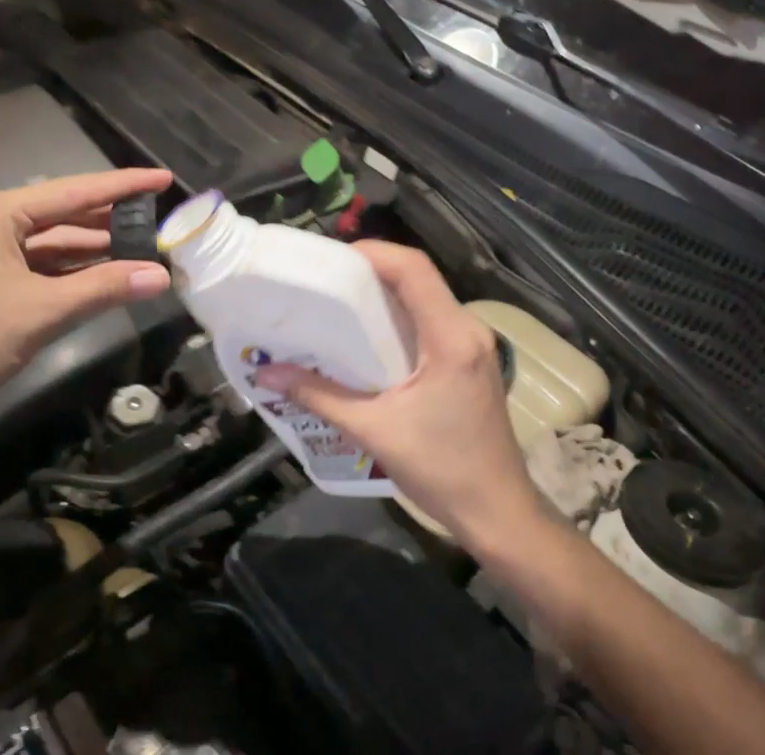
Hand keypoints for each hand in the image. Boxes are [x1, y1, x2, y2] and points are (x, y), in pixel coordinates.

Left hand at [0, 168, 173, 442]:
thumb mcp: (40, 311)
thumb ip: (103, 288)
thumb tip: (161, 276)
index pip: (74, 191)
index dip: (123, 186)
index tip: (164, 179)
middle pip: (63, 215)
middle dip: (111, 222)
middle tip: (161, 223)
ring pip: (52, 246)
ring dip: (94, 253)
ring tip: (145, 253)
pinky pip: (40, 271)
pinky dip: (72, 276)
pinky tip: (106, 281)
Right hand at [255, 241, 550, 545]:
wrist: (498, 512)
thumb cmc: (442, 469)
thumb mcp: (374, 430)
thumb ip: (319, 396)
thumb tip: (266, 374)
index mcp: (451, 337)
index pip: (414, 269)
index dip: (373, 253)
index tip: (331, 260)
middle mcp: (468, 331)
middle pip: (419, 280)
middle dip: (370, 274)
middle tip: (322, 284)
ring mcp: (473, 347)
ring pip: (425, 302)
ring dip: (383, 299)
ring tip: (335, 307)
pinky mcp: (470, 363)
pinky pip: (430, 325)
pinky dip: (397, 323)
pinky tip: (365, 342)